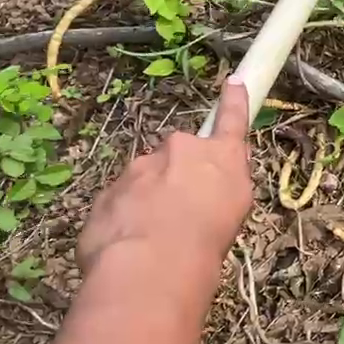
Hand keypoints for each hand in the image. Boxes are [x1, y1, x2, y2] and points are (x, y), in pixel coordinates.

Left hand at [76, 77, 254, 282]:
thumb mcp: (236, 205)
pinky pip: (118, 201)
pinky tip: (130, 244)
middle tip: (181, 208)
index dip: (233, 101)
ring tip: (153, 234)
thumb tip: (212, 177)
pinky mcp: (106, 192)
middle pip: (179, 154)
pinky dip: (125, 217)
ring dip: (149, 197)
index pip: (231, 119)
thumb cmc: (208, 236)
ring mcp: (139, 168)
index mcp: (219, 153)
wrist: (151, 263)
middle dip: (177, 173)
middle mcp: (180, 150)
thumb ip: (225, 180)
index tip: (232, 81)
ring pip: (146, 177)